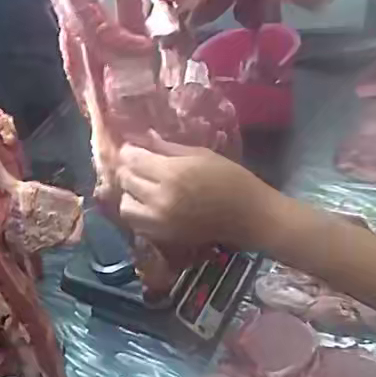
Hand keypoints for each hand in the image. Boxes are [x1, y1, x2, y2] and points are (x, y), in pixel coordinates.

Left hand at [116, 140, 280, 250]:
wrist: (249, 217)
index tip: (135, 149)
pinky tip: (152, 206)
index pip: (132, 159)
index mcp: (171, 174)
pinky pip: (138, 224)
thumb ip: (169, 148)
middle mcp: (160, 199)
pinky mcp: (165, 237)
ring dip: (131, 195)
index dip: (130, 151)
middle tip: (141, 167)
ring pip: (126, 206)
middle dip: (130, 171)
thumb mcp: (202, 155)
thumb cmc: (231, 179)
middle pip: (126, 180)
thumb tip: (144, 139)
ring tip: (144, 189)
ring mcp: (160, 222)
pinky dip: (140, 213)